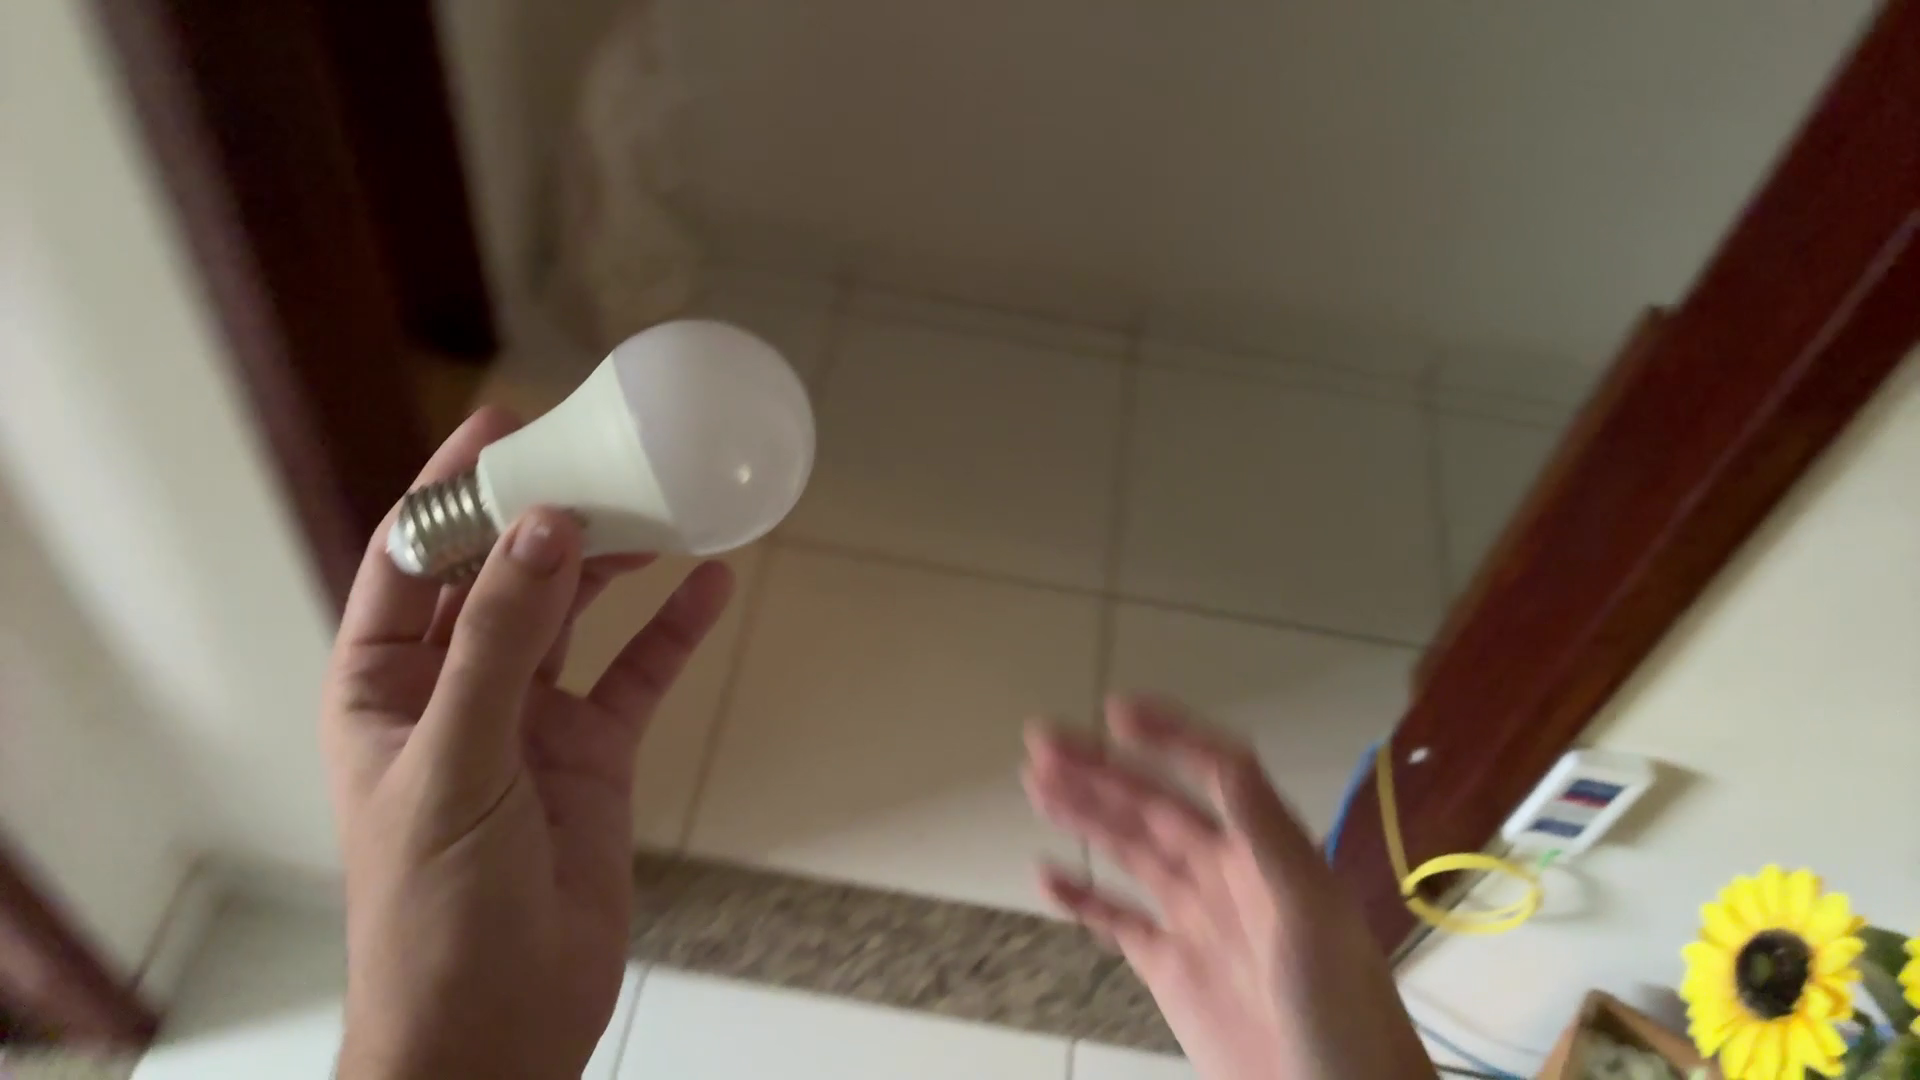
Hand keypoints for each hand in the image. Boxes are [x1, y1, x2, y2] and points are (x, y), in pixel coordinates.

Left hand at [322, 409, 734, 1079]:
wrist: (503, 1021)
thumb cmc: (439, 908)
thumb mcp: (460, 762)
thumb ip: (503, 643)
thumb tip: (543, 527)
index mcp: (386, 687)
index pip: (413, 562)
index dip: (451, 491)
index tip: (504, 426)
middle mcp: (460, 690)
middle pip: (505, 578)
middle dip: (546, 518)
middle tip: (602, 457)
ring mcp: (534, 719)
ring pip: (577, 617)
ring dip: (617, 566)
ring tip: (662, 512)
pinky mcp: (596, 750)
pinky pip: (640, 674)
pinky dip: (675, 632)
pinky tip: (711, 589)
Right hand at [1024, 697, 1435, 1079]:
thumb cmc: (1339, 1012)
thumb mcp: (1311, 915)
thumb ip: (1265, 834)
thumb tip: (1226, 758)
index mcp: (1262, 850)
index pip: (1211, 771)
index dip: (1165, 737)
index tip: (1115, 712)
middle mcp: (1222, 871)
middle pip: (1151, 805)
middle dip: (1098, 769)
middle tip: (1043, 740)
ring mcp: (1193, 919)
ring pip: (1127, 851)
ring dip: (1084, 814)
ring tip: (1037, 783)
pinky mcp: (1170, 967)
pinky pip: (1117, 921)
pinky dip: (1081, 898)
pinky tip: (1046, 874)